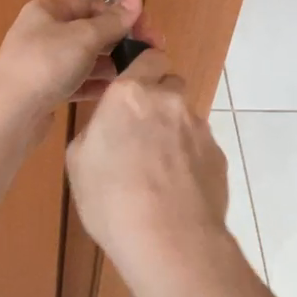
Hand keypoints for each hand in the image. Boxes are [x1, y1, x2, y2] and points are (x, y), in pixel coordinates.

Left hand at [0, 0, 145, 116]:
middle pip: (90, 31)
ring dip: (111, 63)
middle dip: (120, 41)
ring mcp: (42, 62)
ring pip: (85, 58)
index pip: (93, 6)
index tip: (151, 32)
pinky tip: (117, 90)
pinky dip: (96, 83)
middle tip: (152, 54)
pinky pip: (77, 81)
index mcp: (47, 10)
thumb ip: (113, 20)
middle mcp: (43, 32)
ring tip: (139, 74)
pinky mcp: (45, 89)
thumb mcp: (84, 37)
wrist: (8, 114)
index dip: (123, 16)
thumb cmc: (46, 64)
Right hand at [65, 46, 237, 296]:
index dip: (142, 70)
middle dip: (158, 99)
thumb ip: (97, 130)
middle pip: (169, 83)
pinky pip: (199, 146)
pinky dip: (189, 159)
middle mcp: (168, 100)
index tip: (131, 92)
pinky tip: (177, 189)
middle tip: (141, 133)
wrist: (169, 240)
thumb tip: (109, 128)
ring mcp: (198, 127)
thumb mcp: (79, 161)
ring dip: (173, 132)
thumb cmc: (111, 199)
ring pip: (184, 117)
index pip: (148, 56)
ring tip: (158, 170)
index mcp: (130, 94)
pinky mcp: (218, 154)